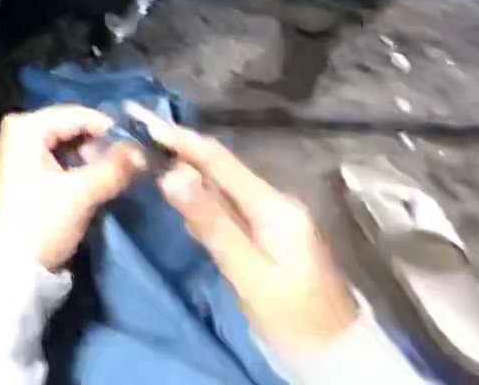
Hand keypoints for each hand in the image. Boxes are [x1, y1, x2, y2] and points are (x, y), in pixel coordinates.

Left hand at [0, 105, 146, 270]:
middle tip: (134, 159)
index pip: (76, 114)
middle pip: (72, 126)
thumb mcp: (79, 194)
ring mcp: (23, 147)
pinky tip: (102, 176)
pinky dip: (82, 164)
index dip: (110, 127)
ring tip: (122, 170)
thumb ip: (113, 169)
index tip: (141, 142)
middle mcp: (21, 128)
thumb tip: (145, 151)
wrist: (10, 266)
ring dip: (95, 155)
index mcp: (26, 125)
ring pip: (69, 142)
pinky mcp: (29, 167)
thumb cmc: (40, 222)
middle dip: (102, 142)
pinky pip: (62, 155)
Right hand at [131, 104, 359, 351]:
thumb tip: (170, 173)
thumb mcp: (248, 273)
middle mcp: (275, 201)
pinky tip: (177, 189)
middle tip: (137, 133)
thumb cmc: (294, 320)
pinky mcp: (269, 236)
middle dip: (178, 147)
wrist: (341, 366)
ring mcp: (274, 218)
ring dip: (185, 166)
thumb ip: (210, 221)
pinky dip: (198, 190)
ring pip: (221, 182)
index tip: (140, 118)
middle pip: (219, 165)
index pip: (216, 158)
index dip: (176, 136)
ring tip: (147, 152)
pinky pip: (226, 201)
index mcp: (274, 205)